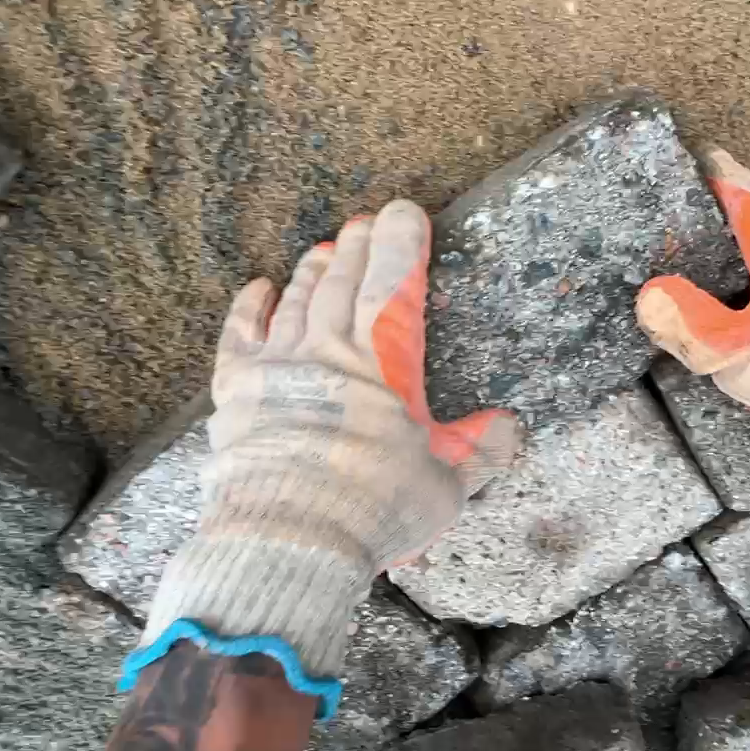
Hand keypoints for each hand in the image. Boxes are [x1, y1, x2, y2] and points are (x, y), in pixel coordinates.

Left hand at [135, 200, 517, 689]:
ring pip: (298, 299)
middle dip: (359, 245)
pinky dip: (250, 306)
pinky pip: (240, 334)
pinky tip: (259, 287)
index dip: (402, 243)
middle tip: (365, 220)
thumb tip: (512, 427)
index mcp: (382, 363)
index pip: (394, 284)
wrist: (290, 538)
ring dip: (313, 269)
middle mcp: (328, 350)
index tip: (406, 211)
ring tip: (326, 248)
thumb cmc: (376, 508)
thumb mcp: (445, 484)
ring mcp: (279, 365)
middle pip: (344, 281)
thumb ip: (480, 448)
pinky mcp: (237, 390)